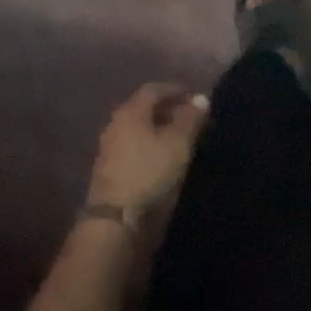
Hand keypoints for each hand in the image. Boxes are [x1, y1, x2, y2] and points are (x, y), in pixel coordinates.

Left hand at [89, 84, 207, 216]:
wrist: (116, 221)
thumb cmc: (150, 173)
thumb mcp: (179, 143)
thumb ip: (191, 118)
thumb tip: (200, 98)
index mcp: (130, 112)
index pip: (154, 89)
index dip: (177, 89)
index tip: (197, 97)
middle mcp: (115, 125)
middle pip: (145, 109)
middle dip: (170, 111)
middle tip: (194, 119)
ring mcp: (110, 150)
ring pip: (140, 131)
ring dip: (161, 131)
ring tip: (185, 140)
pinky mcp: (111, 172)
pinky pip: (136, 150)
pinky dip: (153, 148)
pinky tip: (168, 159)